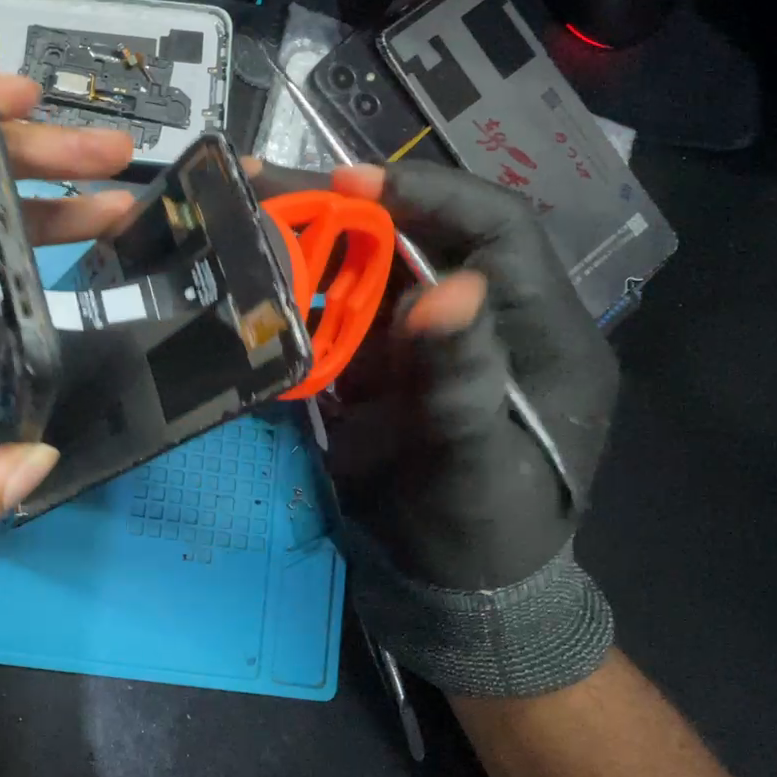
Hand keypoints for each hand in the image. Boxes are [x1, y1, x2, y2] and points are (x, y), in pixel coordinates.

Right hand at [251, 157, 619, 695]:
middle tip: (265, 185)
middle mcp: (471, 319)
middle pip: (411, 241)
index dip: (426, 194)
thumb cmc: (490, 528)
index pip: (492, 228)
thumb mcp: (483, 459)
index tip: (349, 183)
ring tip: (242, 222)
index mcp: (534, 327)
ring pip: (362, 278)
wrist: (450, 592)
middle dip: (341, 211)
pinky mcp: (372, 373)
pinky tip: (247, 288)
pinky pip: (330, 325)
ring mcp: (415, 346)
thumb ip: (465, 376)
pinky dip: (290, 305)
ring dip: (306, 250)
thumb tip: (447, 286)